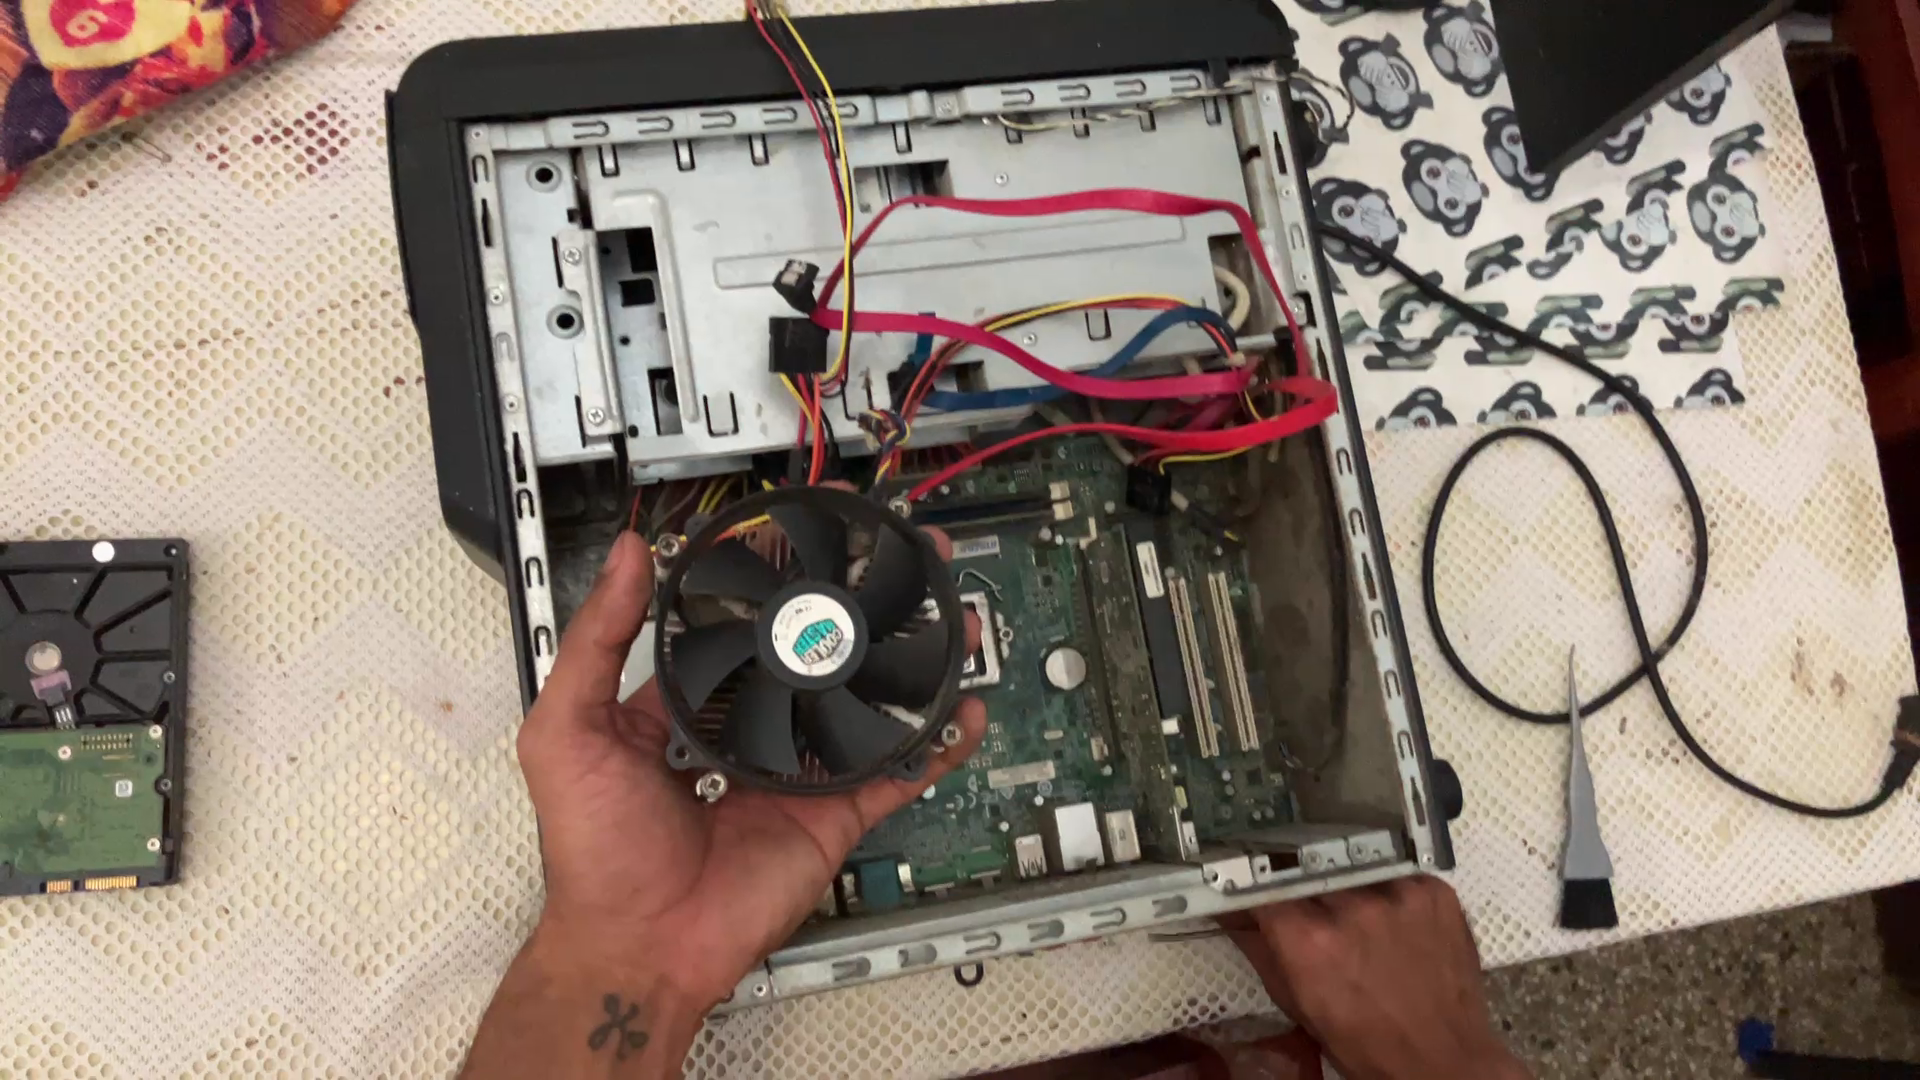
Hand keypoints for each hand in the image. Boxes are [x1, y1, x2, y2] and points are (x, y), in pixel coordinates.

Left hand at [517, 527, 986, 1012]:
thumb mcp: (572, 730)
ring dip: (918, 663)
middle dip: (875, 608)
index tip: (828, 534)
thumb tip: (626, 555)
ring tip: (953, 621)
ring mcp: (809, 763)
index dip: (796, 577)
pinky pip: (898, 771)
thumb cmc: (598, 844)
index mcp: (710, 694)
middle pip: (833, 652)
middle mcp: (766, 720)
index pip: (761, 621)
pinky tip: (963, 712)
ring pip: (875, 702)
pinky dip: (935, 745)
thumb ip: (597, 641)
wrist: (641, 944)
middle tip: (911, 564)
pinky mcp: (839, 809)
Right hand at [1225, 875, 1528, 1079]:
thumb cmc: (1364, 1042)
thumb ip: (1256, 944)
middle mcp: (1351, 909)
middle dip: (1297, 884)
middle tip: (1308, 905)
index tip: (1243, 876)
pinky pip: (1392, 870)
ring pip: (1346, 865)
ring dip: (1344, 886)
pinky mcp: (1432, 892)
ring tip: (1357, 916)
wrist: (1447, 1066)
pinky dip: (1386, 889)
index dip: (1249, 879)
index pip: (1258, 881)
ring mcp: (1397, 896)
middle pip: (1302, 868)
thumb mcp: (1295, 1000)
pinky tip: (1393, 917)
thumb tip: (1224, 906)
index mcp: (1309, 940)